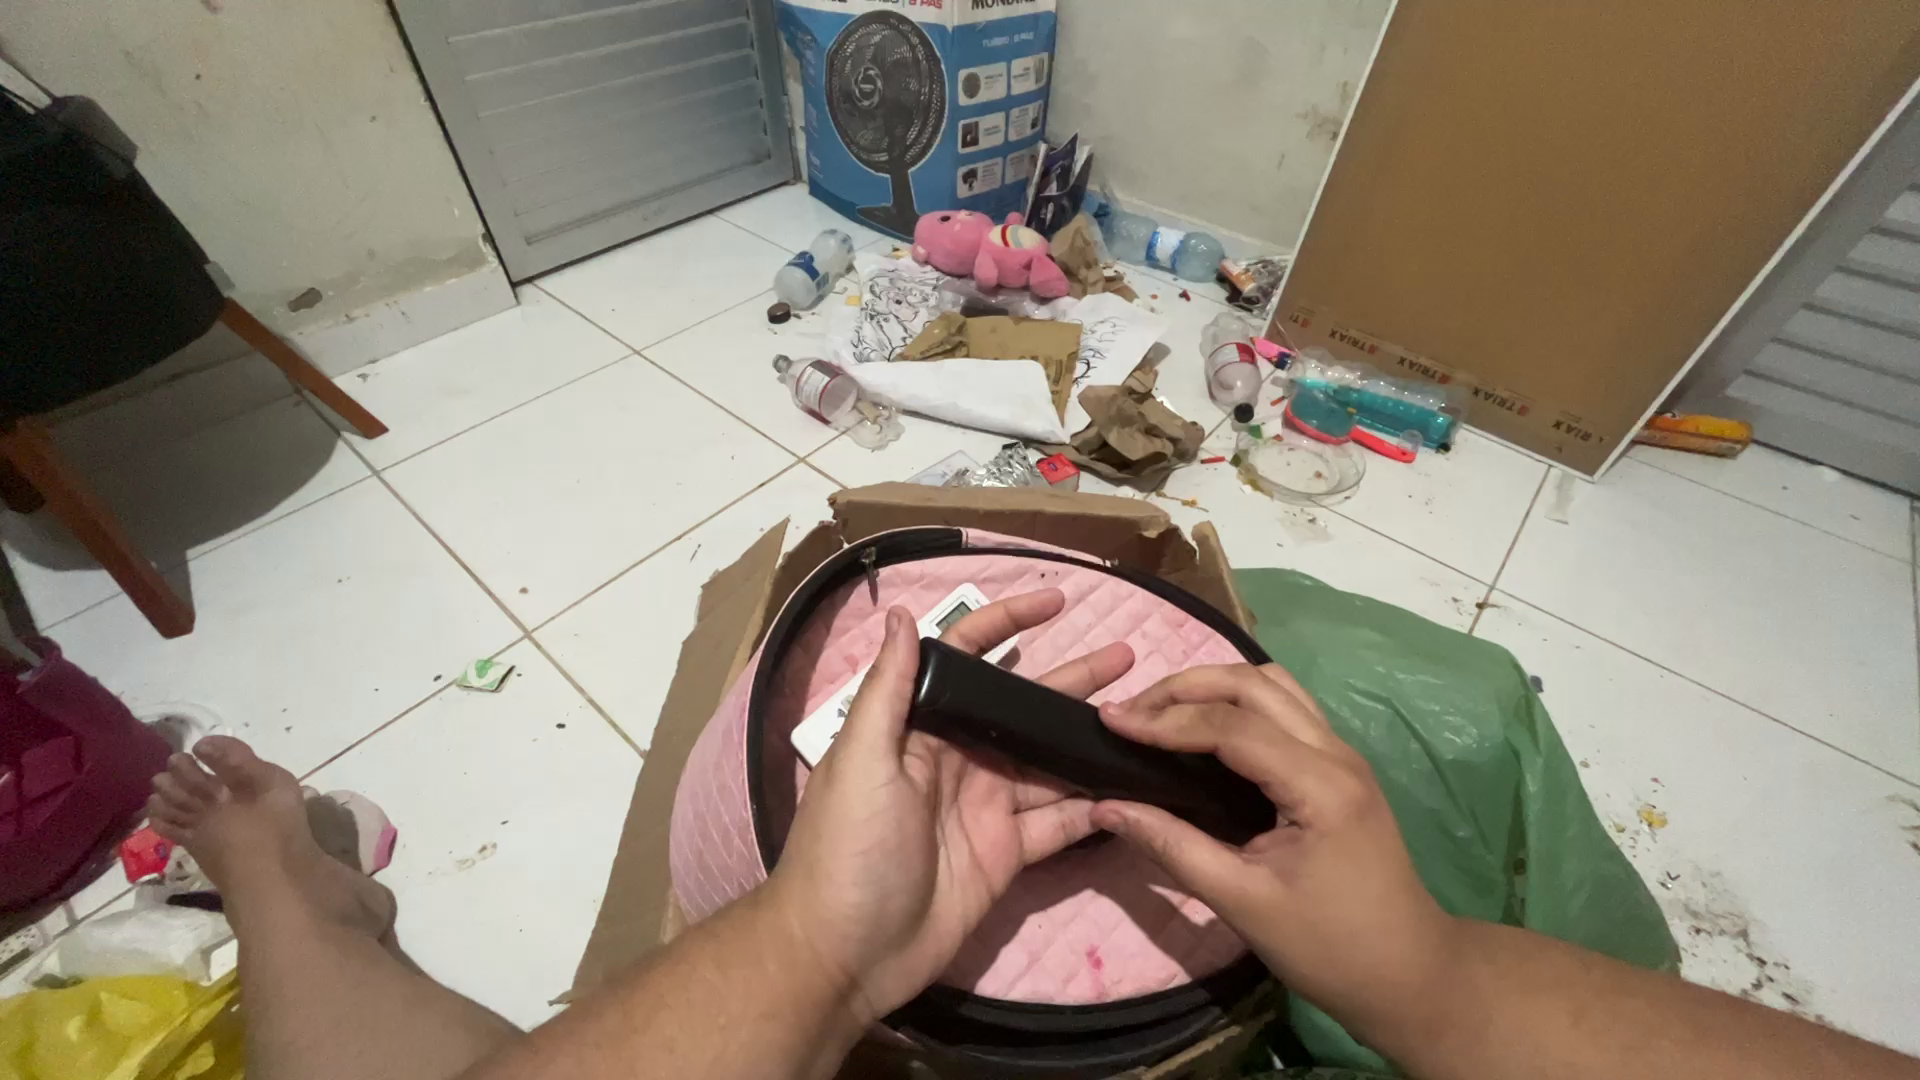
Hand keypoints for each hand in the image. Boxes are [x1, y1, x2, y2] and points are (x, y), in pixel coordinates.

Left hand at [768, 588, 1135, 1025]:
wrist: (846, 953)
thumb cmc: (849, 846)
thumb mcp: (863, 759)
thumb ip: (889, 689)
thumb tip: (903, 613)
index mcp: (923, 726)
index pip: (968, 658)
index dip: (1006, 623)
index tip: (1054, 601)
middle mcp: (959, 756)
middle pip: (1023, 707)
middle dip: (1071, 678)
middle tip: (1125, 654)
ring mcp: (987, 804)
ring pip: (1048, 759)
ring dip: (1087, 737)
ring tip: (1140, 718)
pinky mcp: (1008, 852)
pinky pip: (1057, 822)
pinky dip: (1090, 806)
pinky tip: (1128, 789)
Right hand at [1090, 663, 1454, 1034]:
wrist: (1413, 975)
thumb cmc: (1330, 947)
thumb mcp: (1241, 903)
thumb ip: (1171, 847)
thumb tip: (1106, 808)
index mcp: (1319, 787)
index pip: (1231, 726)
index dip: (1165, 720)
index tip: (1110, 722)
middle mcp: (1335, 752)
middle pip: (1251, 683)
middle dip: (1183, 688)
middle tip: (1131, 711)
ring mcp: (1341, 751)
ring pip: (1270, 682)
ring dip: (1212, 685)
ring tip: (1162, 710)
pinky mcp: (1336, 759)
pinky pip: (1283, 703)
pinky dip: (1236, 698)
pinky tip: (1206, 722)